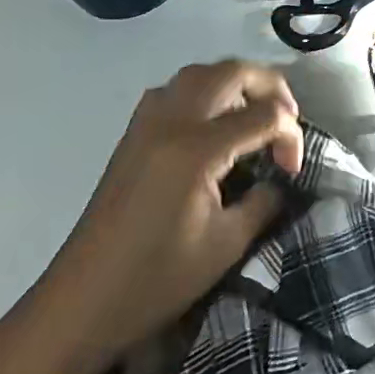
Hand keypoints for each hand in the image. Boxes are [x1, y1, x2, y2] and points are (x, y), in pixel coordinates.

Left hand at [17, 61, 302, 373]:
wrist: (83, 300)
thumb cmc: (157, 279)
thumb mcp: (226, 245)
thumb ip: (263, 201)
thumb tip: (279, 180)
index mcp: (196, 150)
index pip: (264, 114)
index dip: (291, 135)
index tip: (291, 171)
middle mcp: (170, 122)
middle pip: (231, 72)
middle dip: (271, 88)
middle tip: (287, 123)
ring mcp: (146, 124)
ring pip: (200, 73)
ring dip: (236, 84)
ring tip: (255, 118)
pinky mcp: (132, 135)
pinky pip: (175, 90)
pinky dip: (206, 92)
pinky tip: (215, 127)